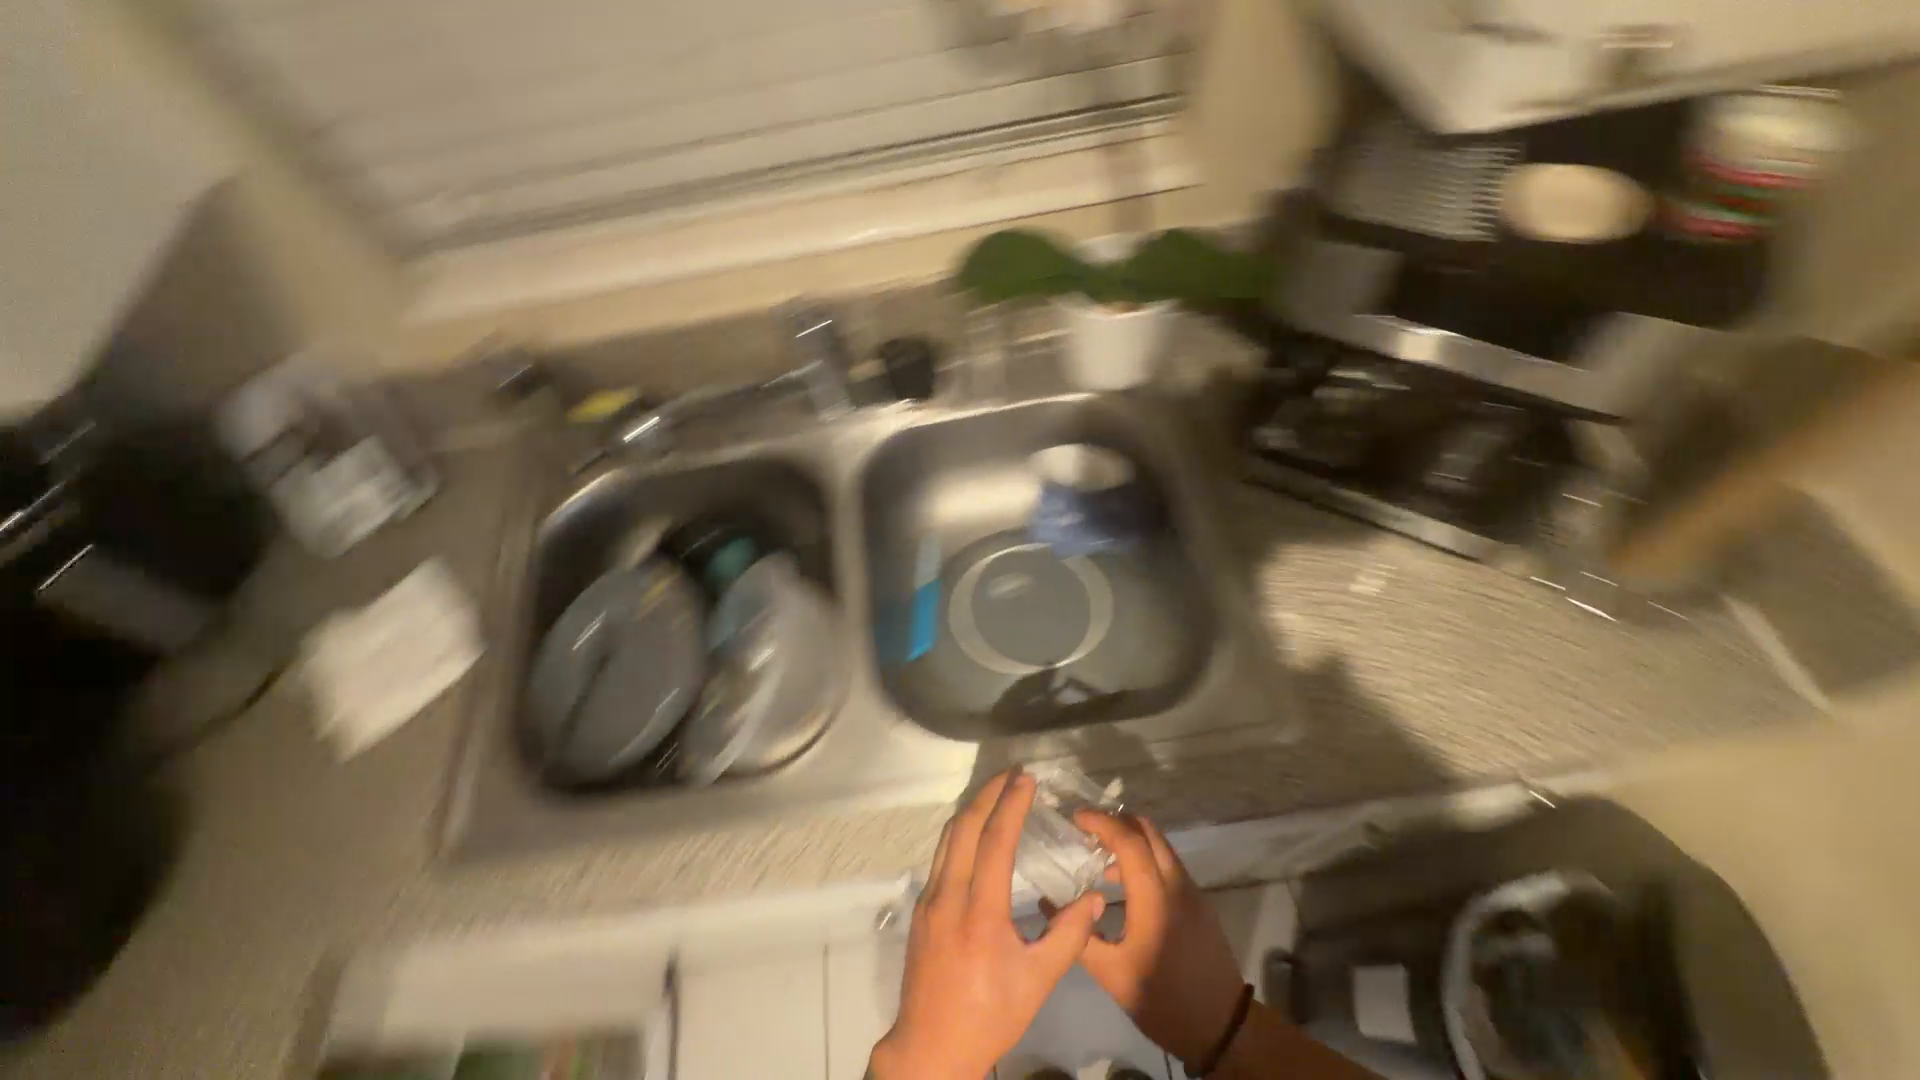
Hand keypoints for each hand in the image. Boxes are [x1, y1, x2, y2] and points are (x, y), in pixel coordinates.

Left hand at [870, 769, 1107, 1079]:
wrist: (930, 1047)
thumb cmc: (990, 1015)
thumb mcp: (1037, 981)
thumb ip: (1068, 936)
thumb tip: (1097, 897)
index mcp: (979, 912)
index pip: (995, 842)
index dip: (1012, 805)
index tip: (1026, 779)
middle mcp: (948, 896)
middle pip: (964, 828)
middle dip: (988, 794)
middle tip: (1013, 774)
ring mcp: (929, 901)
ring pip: (947, 839)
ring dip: (972, 810)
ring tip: (997, 793)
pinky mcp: (921, 910)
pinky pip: (941, 857)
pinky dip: (961, 833)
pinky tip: (977, 834)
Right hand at [1074, 811, 1246, 1064]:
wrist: (1221, 1026)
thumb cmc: (1162, 1000)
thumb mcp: (1111, 974)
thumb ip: (1078, 936)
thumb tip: (1046, 904)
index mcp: (1154, 899)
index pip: (1128, 841)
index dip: (1101, 822)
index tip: (1075, 818)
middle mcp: (1177, 885)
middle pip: (1148, 831)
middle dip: (1116, 821)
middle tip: (1087, 829)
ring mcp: (1192, 892)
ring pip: (1161, 845)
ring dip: (1132, 839)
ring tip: (1100, 857)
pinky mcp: (1199, 903)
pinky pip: (1169, 865)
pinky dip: (1145, 858)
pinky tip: (1125, 884)